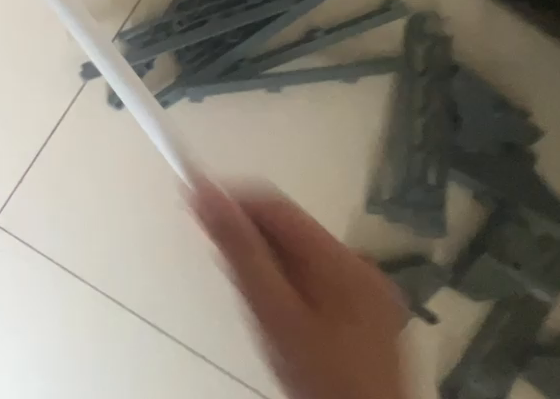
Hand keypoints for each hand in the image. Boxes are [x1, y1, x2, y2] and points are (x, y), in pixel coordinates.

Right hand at [189, 179, 408, 398]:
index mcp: (341, 261)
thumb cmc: (315, 371)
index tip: (194, 210)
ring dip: (263, 260)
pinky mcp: (363, 307)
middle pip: (286, 226)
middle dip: (247, 237)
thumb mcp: (269, 307)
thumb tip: (201, 189)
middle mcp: (359, 266)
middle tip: (224, 264)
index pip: (273, 204)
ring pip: (295, 250)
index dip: (229, 200)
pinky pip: (311, 272)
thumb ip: (237, 246)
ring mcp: (365, 288)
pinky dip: (283, 278)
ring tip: (252, 295)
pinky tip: (275, 308)